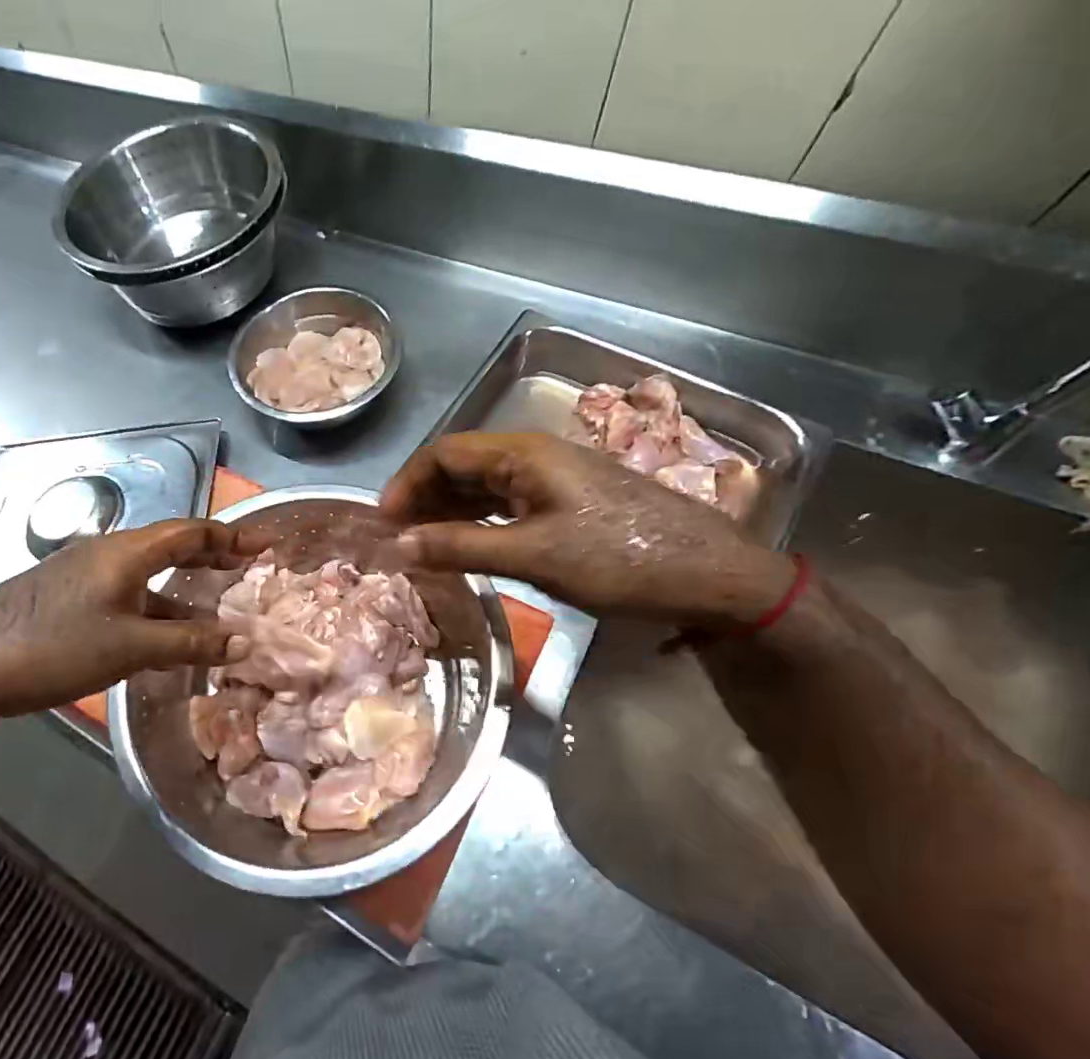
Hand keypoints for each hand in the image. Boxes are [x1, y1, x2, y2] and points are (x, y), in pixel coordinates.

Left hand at [0, 520, 259, 727]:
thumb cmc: (55, 647)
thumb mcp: (131, 647)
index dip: (231, 536)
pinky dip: (157, 605)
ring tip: (216, 601)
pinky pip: (127, 593)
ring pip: (148, 573)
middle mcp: (107, 554)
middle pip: (170, 545)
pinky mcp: (68, 599)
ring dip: (184, 585)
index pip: (190, 531)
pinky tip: (165, 632)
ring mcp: (83, 576)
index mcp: (125, 552)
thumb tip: (244, 641)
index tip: (264, 543)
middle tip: (246, 563)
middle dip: (212, 553)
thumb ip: (190, 642)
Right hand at [380, 433, 795, 626]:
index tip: (383, 522)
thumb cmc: (618, 560)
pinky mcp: (568, 503)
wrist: (706, 574)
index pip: (445, 452)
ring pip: (486, 485)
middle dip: (424, 496)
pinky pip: (509, 503)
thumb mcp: (534, 557)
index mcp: (524, 453)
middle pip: (463, 465)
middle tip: (397, 537)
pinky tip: (467, 544)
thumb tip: (399, 545)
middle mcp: (535, 456)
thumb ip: (462, 547)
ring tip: (422, 544)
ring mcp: (554, 479)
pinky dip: (479, 522)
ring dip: (450, 510)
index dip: (407, 482)